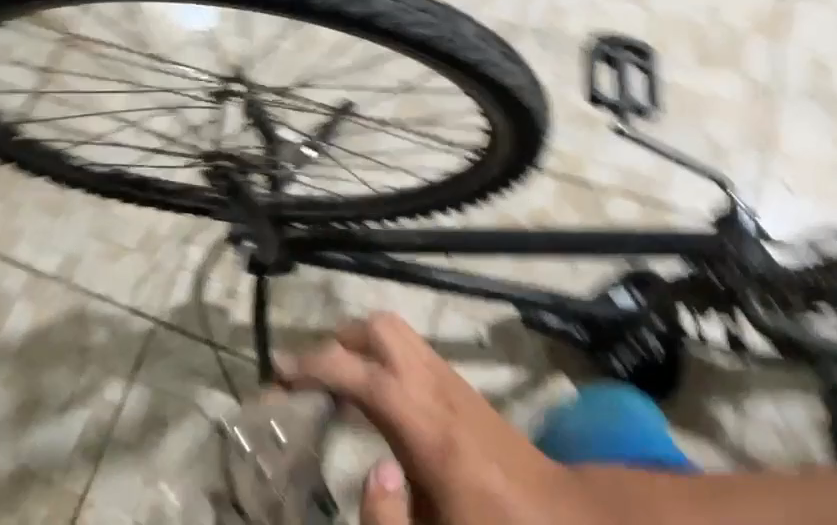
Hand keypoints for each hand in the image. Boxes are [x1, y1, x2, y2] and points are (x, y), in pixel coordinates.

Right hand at [278, 313, 589, 524]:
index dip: (314, 368)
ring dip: (356, 345)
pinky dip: (377, 356)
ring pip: (395, 331)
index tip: (277, 379)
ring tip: (328, 384)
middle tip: (303, 379)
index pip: (363, 374)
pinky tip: (367, 396)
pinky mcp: (460, 385)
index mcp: (428, 428)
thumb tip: (367, 469)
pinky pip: (409, 349)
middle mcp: (439, 388)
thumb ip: (385, 518)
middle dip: (335, 344)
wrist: (559, 518)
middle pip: (380, 330)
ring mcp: (452, 380)